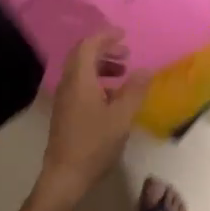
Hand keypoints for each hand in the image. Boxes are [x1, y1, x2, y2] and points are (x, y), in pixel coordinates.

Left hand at [41, 31, 152, 194]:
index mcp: (79, 80)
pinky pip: (80, 86)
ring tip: (123, 74)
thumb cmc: (94, 144)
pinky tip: (113, 97)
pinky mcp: (65, 112)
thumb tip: (145, 70)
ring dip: (101, 66)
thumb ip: (134, 91)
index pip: (88, 45)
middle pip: (82, 56)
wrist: (66, 175)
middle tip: (127, 53)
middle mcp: (67, 84)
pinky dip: (96, 82)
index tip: (124, 35)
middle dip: (104, 49)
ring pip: (81, 72)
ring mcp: (64, 99)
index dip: (105, 36)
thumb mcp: (121, 117)